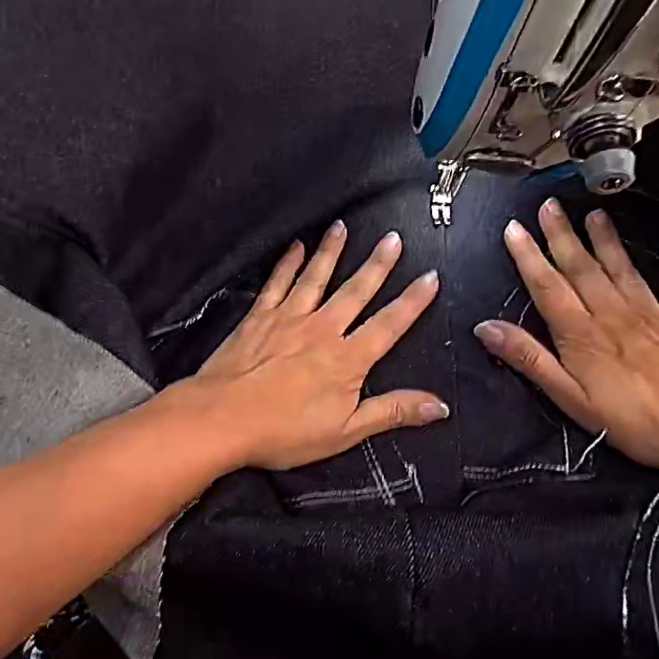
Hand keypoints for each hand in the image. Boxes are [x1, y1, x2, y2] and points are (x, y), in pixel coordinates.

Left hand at [163, 221, 446, 470]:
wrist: (220, 420)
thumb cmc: (283, 431)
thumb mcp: (347, 431)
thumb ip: (393, 412)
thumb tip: (438, 407)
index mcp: (347, 358)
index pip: (389, 323)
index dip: (413, 300)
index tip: (430, 277)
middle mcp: (322, 330)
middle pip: (356, 290)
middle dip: (378, 263)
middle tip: (393, 238)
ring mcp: (289, 319)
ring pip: (316, 277)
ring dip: (332, 251)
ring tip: (343, 228)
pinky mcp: (259, 318)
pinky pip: (277, 283)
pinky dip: (287, 264)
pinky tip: (295, 247)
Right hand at [473, 198, 658, 475]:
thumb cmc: (639, 424)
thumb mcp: (572, 400)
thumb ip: (531, 360)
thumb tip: (487, 328)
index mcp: (584, 335)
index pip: (548, 286)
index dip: (528, 256)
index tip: (514, 229)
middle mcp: (615, 315)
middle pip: (582, 268)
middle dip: (562, 235)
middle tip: (549, 205)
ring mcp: (653, 315)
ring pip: (622, 269)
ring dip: (606, 241)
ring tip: (595, 214)